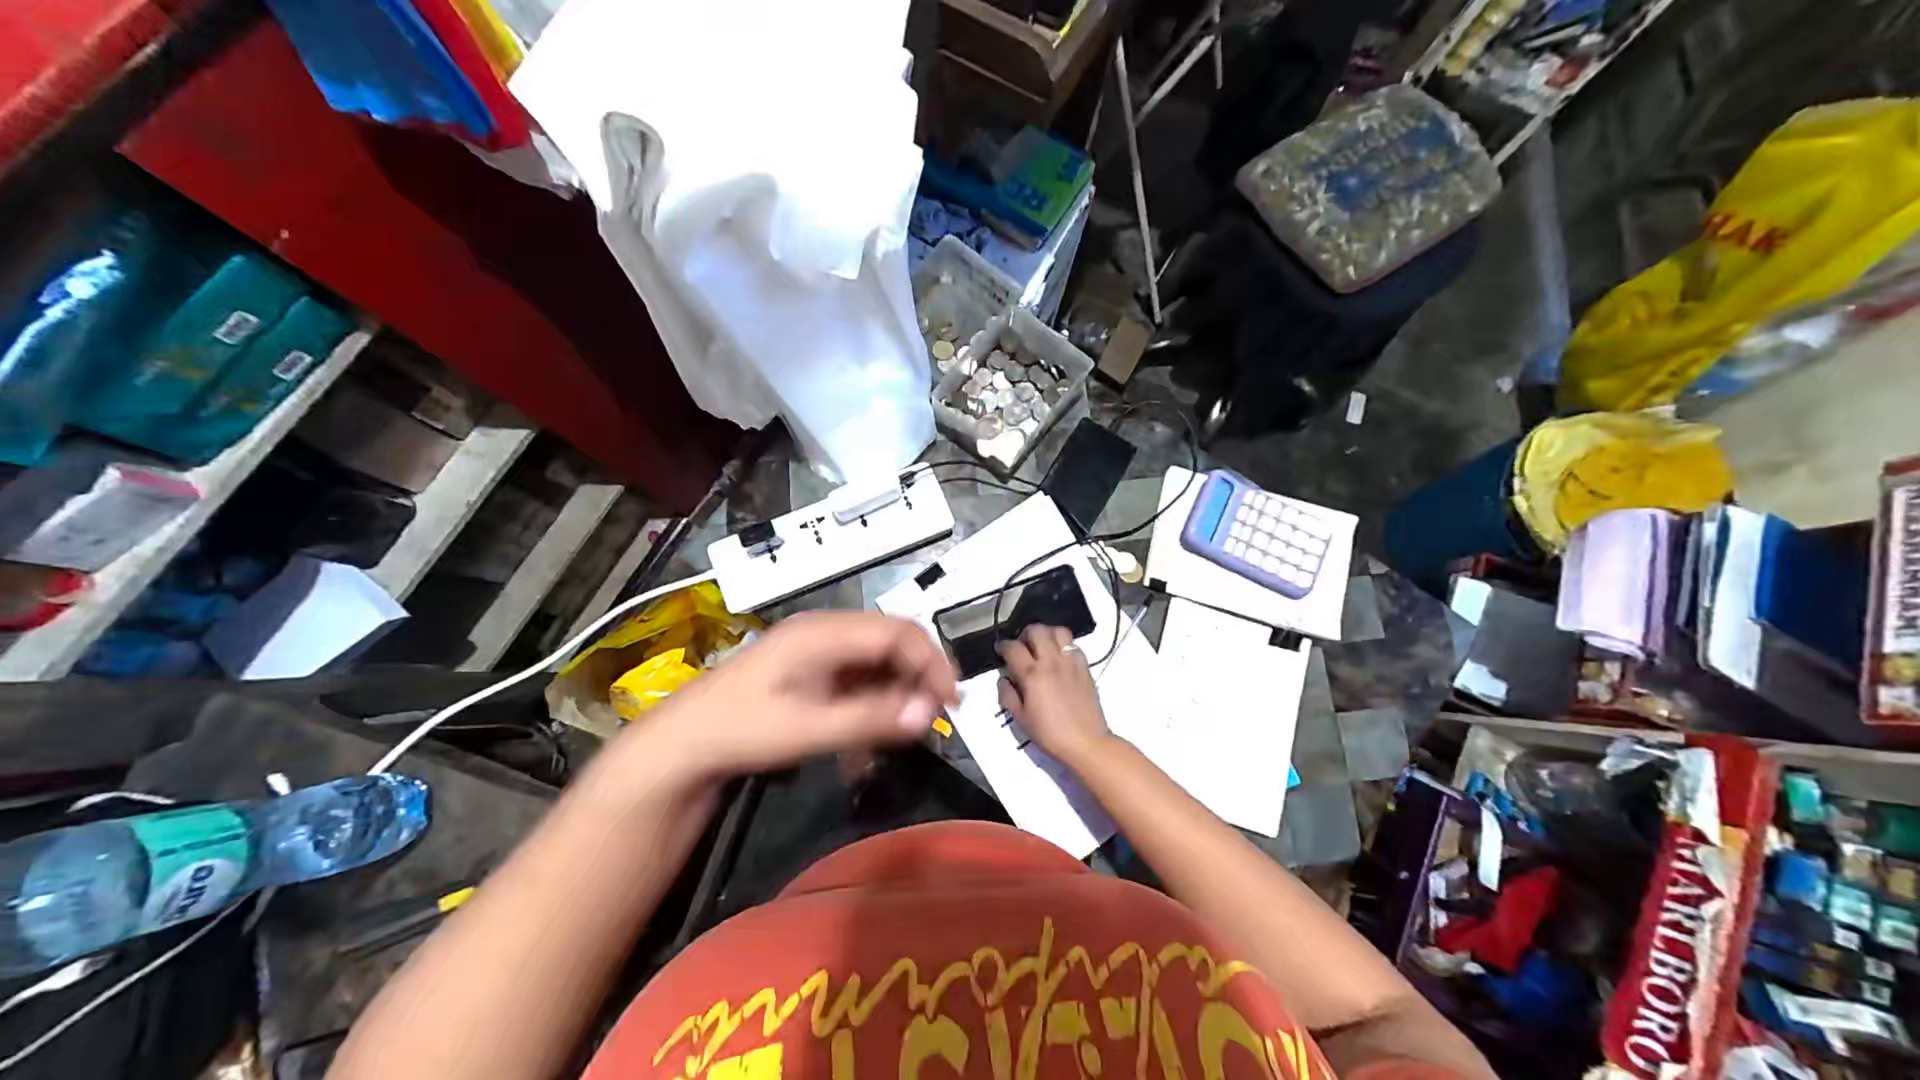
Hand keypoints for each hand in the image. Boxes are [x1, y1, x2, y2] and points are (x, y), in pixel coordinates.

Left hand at [636, 612, 958, 781]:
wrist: (685, 742)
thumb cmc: (741, 729)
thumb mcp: (808, 728)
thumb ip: (870, 719)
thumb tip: (926, 713)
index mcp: (824, 632)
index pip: (898, 632)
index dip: (932, 662)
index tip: (950, 702)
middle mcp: (826, 632)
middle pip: (893, 642)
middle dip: (918, 678)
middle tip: (931, 719)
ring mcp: (819, 650)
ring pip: (879, 663)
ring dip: (896, 695)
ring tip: (900, 734)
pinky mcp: (814, 670)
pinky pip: (859, 680)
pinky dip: (872, 705)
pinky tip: (864, 743)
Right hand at [996, 625, 1110, 766]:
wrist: (1086, 742)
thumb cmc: (1050, 734)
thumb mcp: (1020, 719)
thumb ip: (1008, 695)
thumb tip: (1004, 680)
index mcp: (1032, 674)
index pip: (1013, 647)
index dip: (1003, 646)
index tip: (1001, 650)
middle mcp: (1051, 662)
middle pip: (1037, 630)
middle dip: (1025, 634)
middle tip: (1022, 646)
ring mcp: (1071, 662)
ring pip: (1058, 630)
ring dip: (1047, 634)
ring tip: (1042, 646)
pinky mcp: (1085, 667)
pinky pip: (1073, 644)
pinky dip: (1063, 645)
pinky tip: (1059, 658)